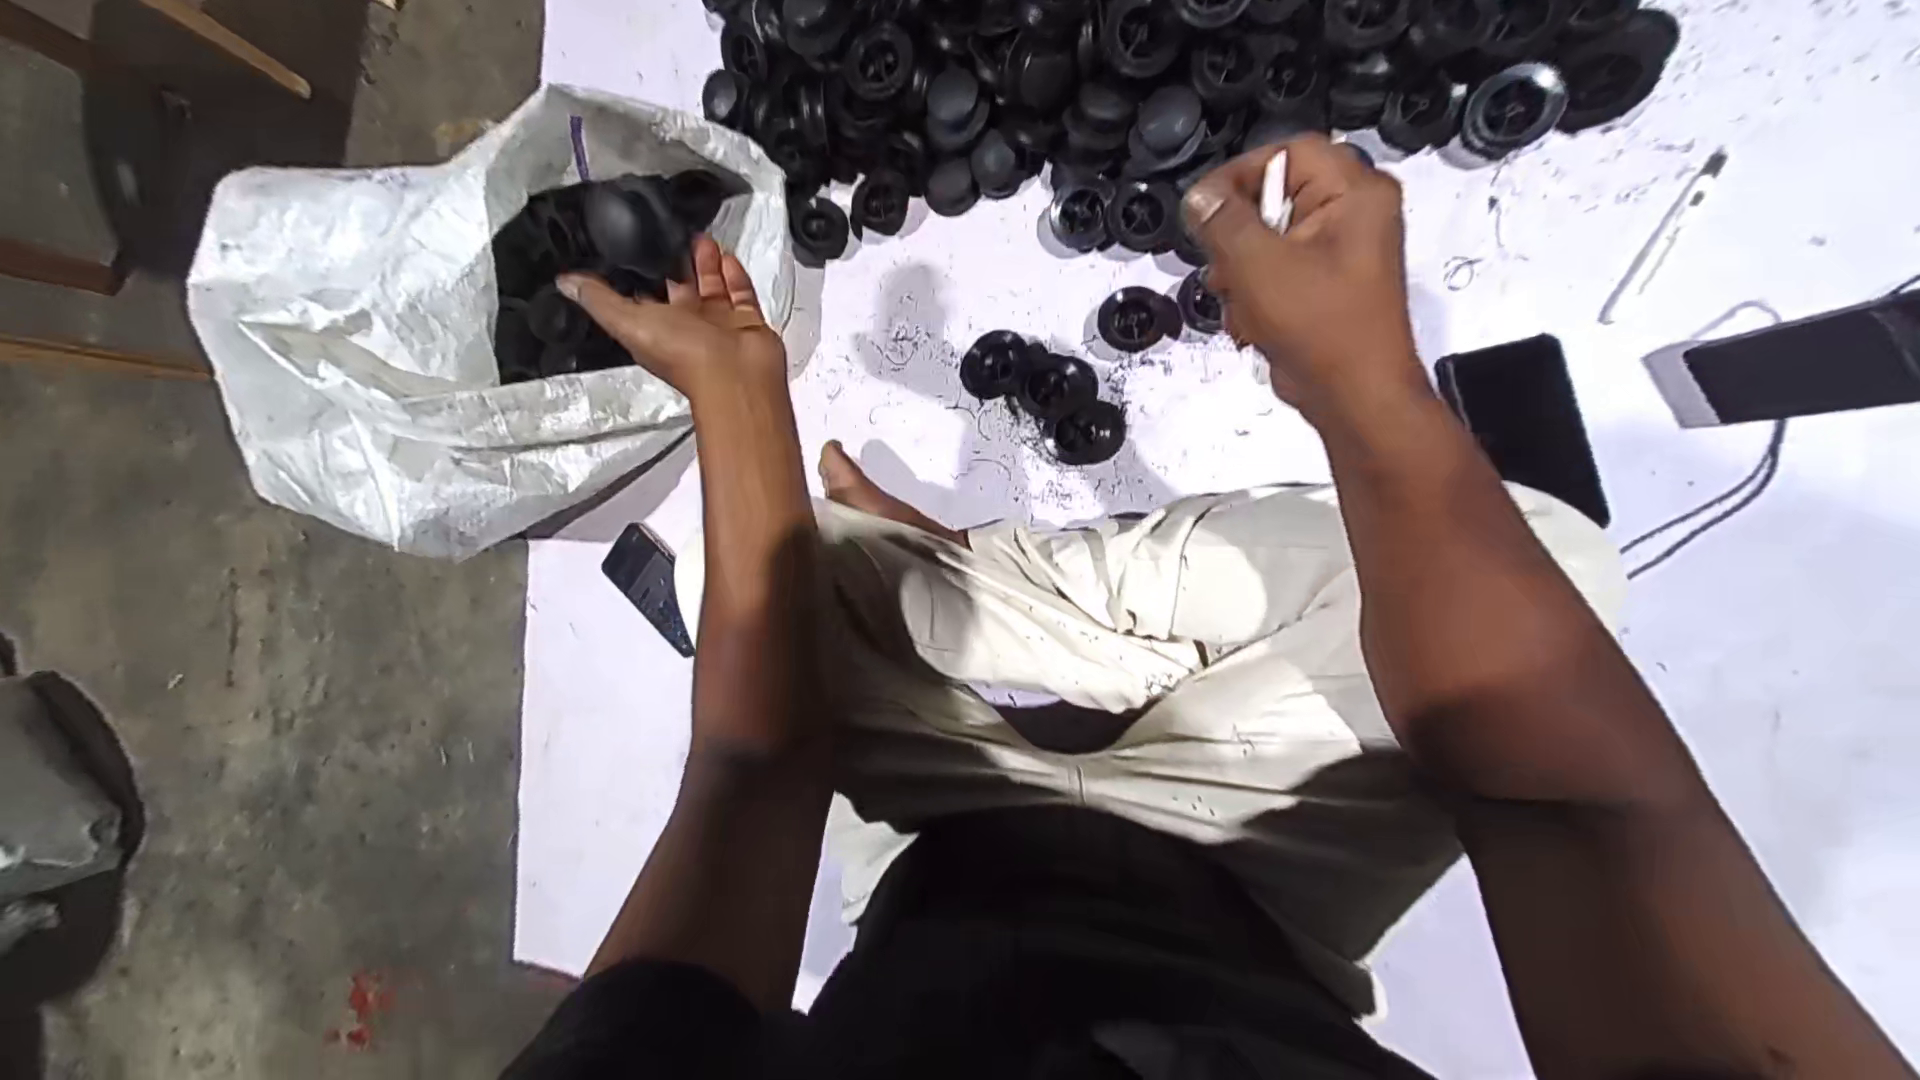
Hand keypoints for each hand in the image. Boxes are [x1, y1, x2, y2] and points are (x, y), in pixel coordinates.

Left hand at [556, 233, 785, 403]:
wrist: (737, 376)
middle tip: (670, 232)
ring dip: (705, 261)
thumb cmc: (685, 357)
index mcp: (657, 329)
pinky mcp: (746, 320)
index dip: (638, 272)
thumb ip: (600, 300)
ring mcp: (720, 323)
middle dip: (675, 261)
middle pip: (680, 286)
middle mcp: (688, 326)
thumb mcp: (628, 323)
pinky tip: (725, 255)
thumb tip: (565, 282)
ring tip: (699, 236)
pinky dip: (733, 274)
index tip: (632, 243)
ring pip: (711, 286)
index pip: (643, 296)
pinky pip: (740, 292)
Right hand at [1183, 136, 1428, 422]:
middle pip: (1272, 202)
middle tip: (1224, 266)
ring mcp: (1334, 257)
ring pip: (1265, 244)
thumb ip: (1224, 223)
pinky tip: (1252, 322)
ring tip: (1241, 303)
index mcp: (1353, 195)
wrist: (1350, 394)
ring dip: (1239, 275)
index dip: (1239, 176)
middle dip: (1236, 241)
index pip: (1287, 153)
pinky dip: (1252, 298)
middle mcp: (1349, 218)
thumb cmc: (1324, 330)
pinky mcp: (1318, 290)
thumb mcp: (1259, 266)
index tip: (1204, 207)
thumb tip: (1200, 196)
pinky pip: (1271, 276)